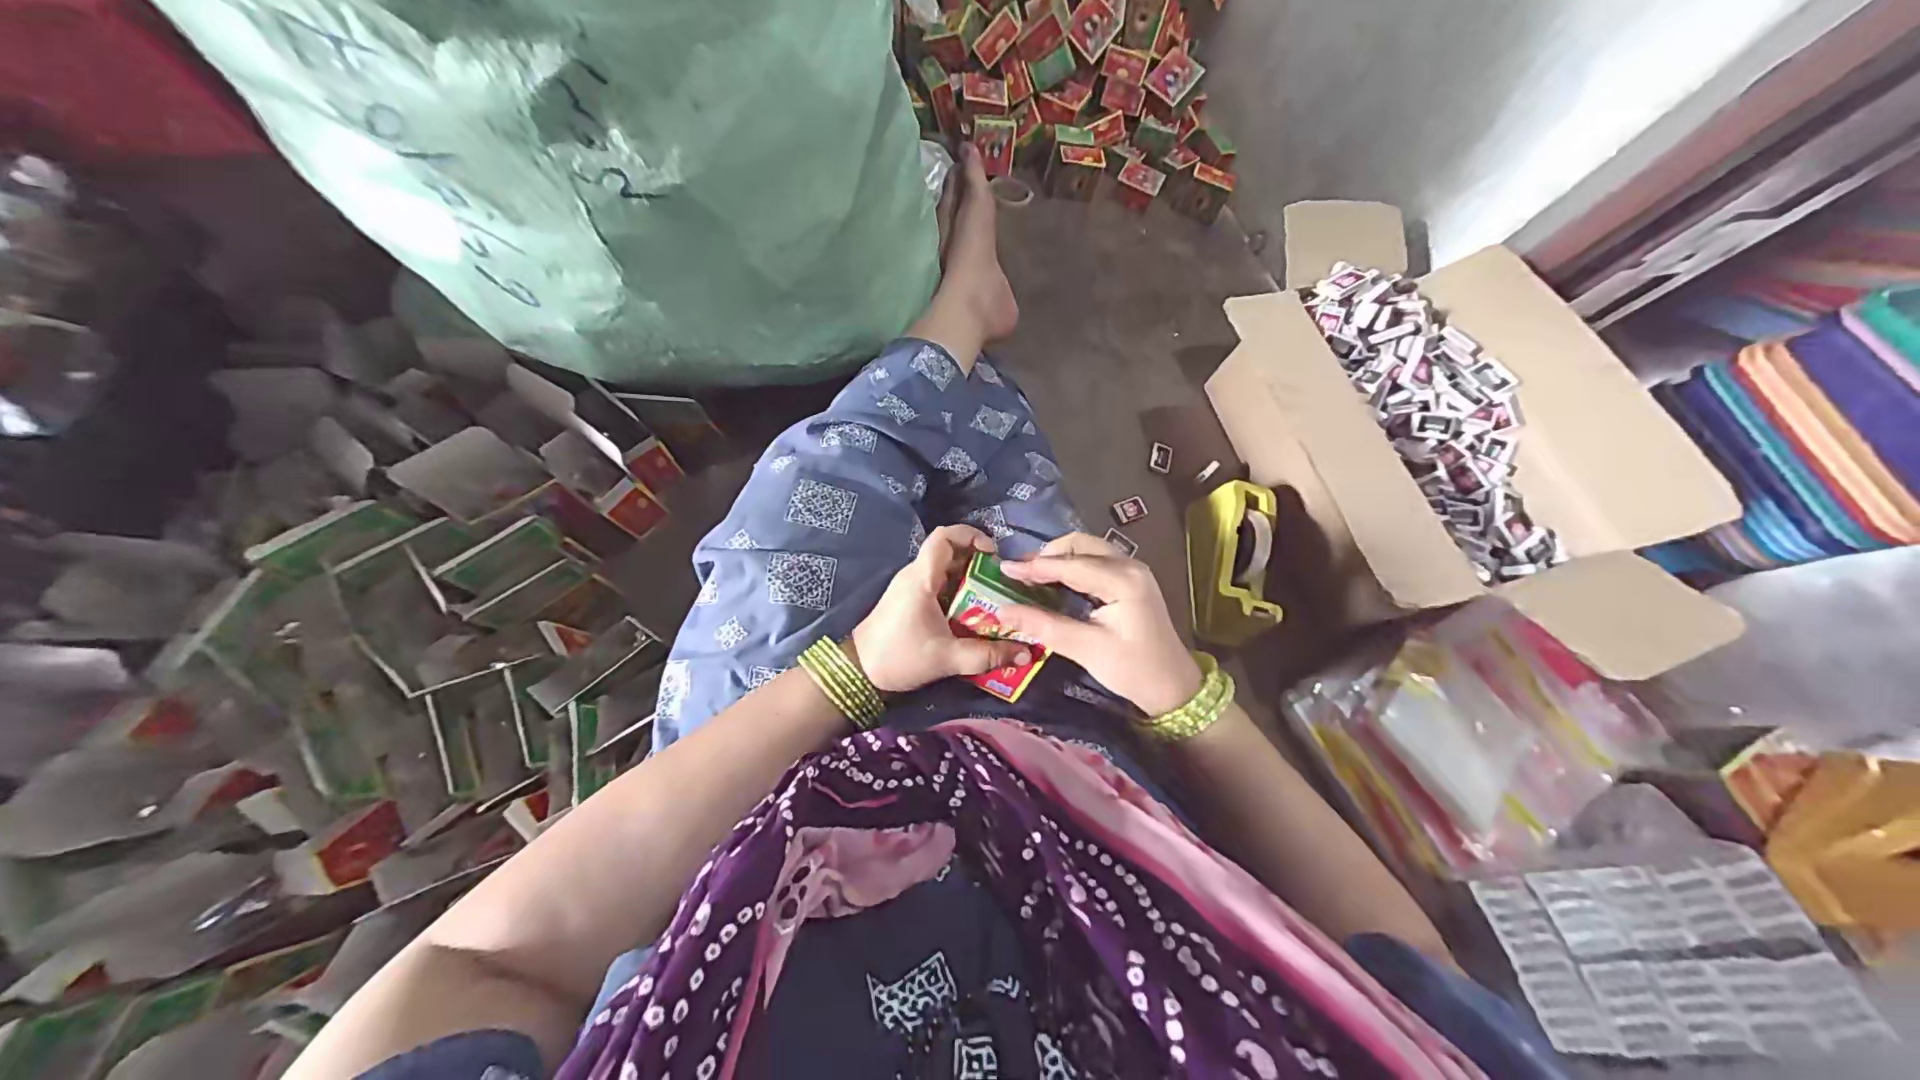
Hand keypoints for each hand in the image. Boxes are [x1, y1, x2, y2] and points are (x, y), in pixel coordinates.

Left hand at [849, 525, 1031, 693]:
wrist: (858, 671)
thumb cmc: (899, 657)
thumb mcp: (947, 659)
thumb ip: (987, 656)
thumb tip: (1024, 653)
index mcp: (921, 579)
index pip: (944, 537)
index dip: (971, 535)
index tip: (993, 554)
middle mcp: (915, 575)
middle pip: (949, 551)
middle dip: (978, 561)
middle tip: (1001, 581)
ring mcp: (910, 587)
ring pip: (944, 569)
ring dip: (969, 577)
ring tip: (993, 597)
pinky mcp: (909, 600)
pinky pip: (938, 584)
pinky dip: (957, 590)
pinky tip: (973, 612)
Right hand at [994, 533, 1203, 715]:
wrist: (1174, 688)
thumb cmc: (1133, 669)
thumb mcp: (1085, 649)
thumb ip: (1043, 625)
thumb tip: (1002, 612)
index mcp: (1123, 580)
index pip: (1070, 565)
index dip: (1034, 566)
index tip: (1004, 569)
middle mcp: (1130, 566)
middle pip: (1079, 545)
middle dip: (1046, 555)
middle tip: (1018, 573)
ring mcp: (1133, 570)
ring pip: (1088, 549)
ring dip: (1058, 558)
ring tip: (1031, 576)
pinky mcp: (1131, 580)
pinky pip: (1095, 561)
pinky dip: (1072, 566)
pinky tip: (1054, 582)